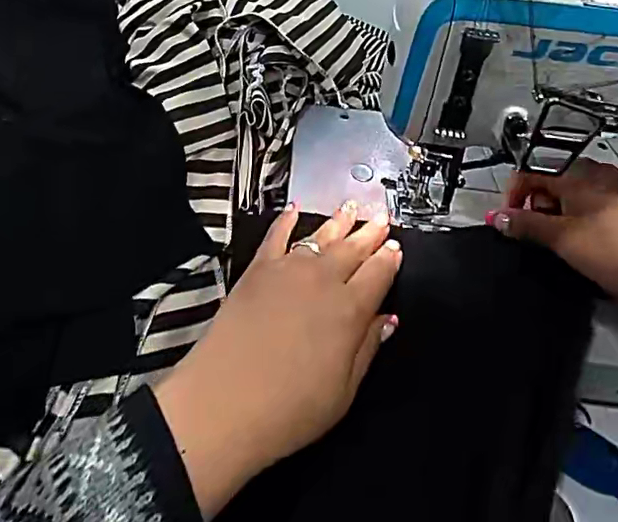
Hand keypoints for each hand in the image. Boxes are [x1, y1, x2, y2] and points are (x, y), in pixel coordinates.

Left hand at [153, 202, 400, 516]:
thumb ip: (367, 349)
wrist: (222, 406)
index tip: (395, 249)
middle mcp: (322, 281)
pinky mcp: (258, 270)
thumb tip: (385, 323)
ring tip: (350, 208)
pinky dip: (286, 220)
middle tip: (381, 218)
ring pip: (322, 236)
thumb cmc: (284, 410)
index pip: (379, 273)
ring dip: (339, 221)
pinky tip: (294, 210)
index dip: (390, 258)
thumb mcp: (342, 393)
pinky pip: (277, 234)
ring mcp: (289, 270)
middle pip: (354, 247)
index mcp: (349, 310)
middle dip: (371, 232)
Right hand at [487, 158, 617, 326]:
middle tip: (534, 236)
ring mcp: (617, 193)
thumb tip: (498, 217)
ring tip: (560, 247)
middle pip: (551, 182)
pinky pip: (592, 211)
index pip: (531, 171)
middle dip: (536, 208)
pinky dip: (579, 225)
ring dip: (557, 219)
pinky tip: (585, 250)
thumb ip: (526, 225)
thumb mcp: (563, 239)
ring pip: (572, 198)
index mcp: (579, 172)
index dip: (513, 196)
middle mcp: (599, 175)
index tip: (506, 221)